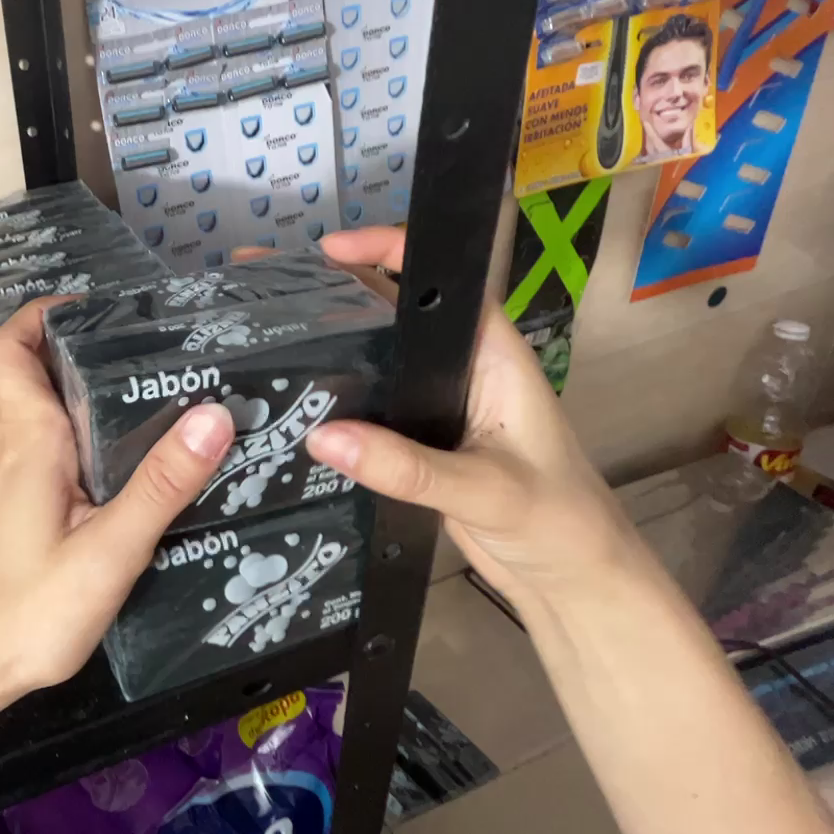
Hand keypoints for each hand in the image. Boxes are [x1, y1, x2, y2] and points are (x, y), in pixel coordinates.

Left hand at [0, 297, 235, 703]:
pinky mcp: (0, 497)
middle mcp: (2, 437)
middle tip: (150, 351)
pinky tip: (117, 460)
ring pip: (33, 405)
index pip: (12, 344)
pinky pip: (34, 440)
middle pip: (31, 368)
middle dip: (81, 349)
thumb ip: (161, 483)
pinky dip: (70, 429)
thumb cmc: (27, 609)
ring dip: (77, 391)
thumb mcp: (110, 550)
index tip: (98, 308)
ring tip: (148, 398)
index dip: (43, 312)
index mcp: (25, 433)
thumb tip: (214, 413)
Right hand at [254, 228, 638, 609]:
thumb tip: (321, 436)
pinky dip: (326, 391)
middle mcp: (455, 367)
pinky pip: (362, 400)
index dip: (385, 252)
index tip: (325, 251)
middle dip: (330, 289)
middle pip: (388, 310)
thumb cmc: (560, 524)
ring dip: (321, 340)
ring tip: (258, 326)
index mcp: (489, 354)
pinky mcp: (412, 436)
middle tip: (264, 284)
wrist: (575, 582)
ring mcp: (431, 402)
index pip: (436, 282)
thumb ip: (409, 467)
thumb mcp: (488, 491)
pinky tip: (282, 393)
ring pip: (370, 355)